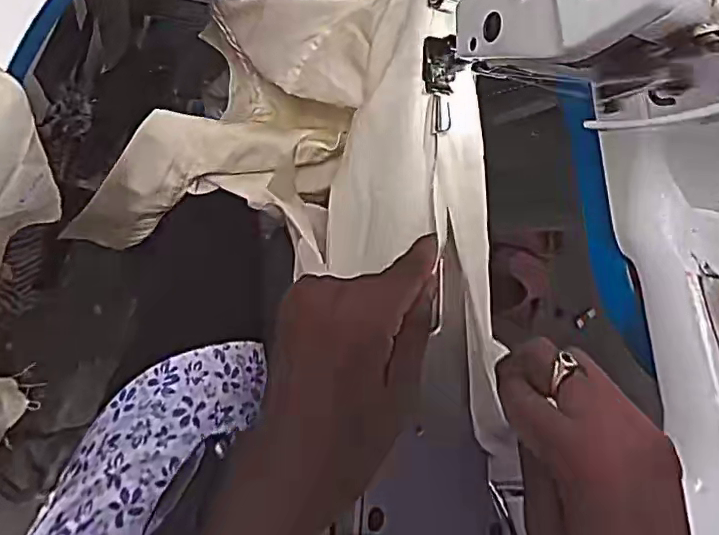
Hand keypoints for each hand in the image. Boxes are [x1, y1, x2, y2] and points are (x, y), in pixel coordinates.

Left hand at [204, 236, 437, 534]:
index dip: (424, 261)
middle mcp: (328, 297)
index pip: (406, 269)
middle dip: (391, 307)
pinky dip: (339, 315)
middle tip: (387, 354)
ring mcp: (303, 300)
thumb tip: (425, 290)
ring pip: (355, 290)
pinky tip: (337, 355)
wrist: (287, 468)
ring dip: (362, 312)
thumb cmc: (340, 444)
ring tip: (355, 364)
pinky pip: (331, 296)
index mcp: (363, 314)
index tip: (431, 251)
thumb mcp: (403, 389)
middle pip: (380, 284)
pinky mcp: (288, 307)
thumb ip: (418, 326)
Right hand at [496, 337, 689, 534]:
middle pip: (558, 357)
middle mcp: (616, 426)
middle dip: (530, 365)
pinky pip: (614, 397)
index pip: (525, 387)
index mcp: (579, 449)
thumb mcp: (545, 522)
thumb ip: (530, 460)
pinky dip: (591, 402)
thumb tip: (524, 420)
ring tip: (545, 402)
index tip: (499, 382)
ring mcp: (642, 428)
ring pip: (587, 368)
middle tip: (514, 377)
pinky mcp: (658, 438)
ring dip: (562, 379)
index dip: (504, 381)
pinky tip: (578, 426)